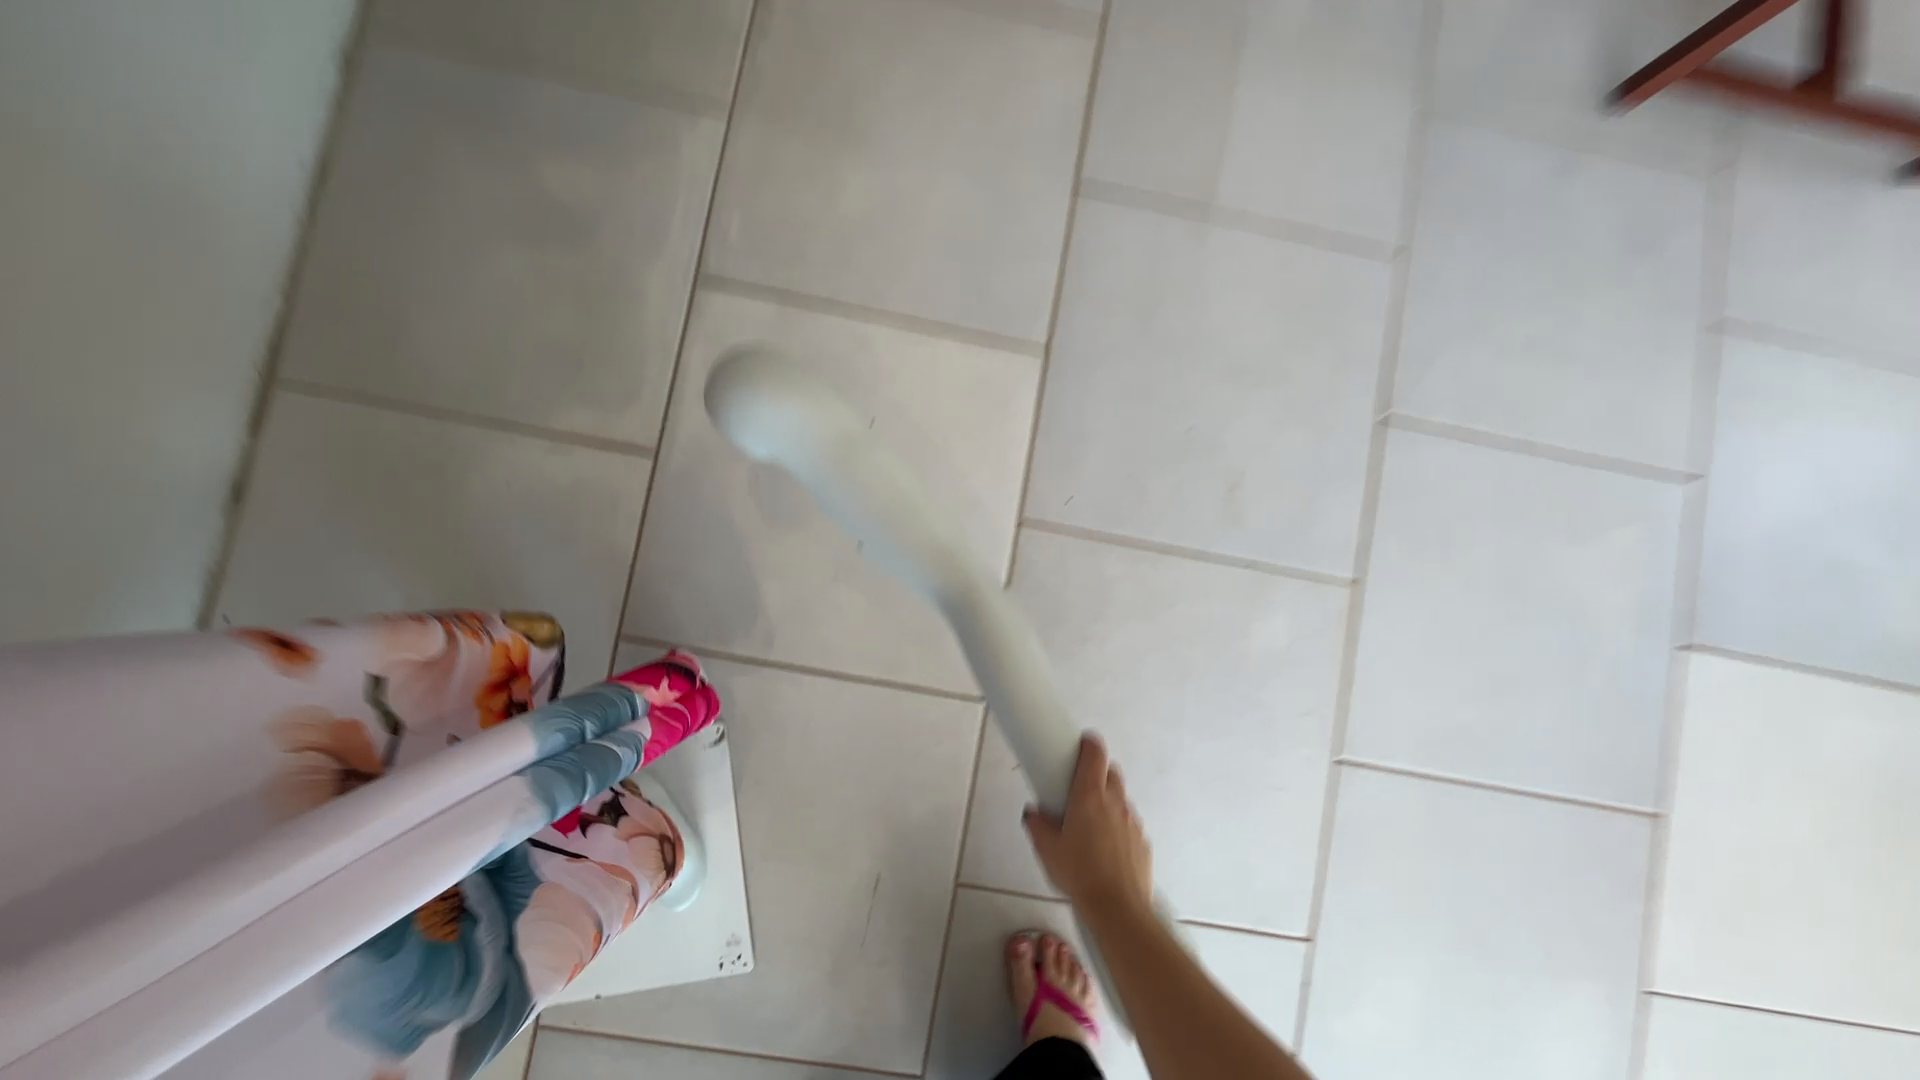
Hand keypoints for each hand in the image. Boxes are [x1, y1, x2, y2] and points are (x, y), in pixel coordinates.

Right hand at [1023, 734, 1153, 917]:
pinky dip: (1118, 827)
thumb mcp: (1047, 850)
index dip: (1089, 743)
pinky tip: (1105, 849)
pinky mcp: (1142, 841)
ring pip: (1120, 799)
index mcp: (1089, 796)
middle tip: (1079, 789)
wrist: (1117, 907)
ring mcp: (1132, 821)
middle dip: (1097, 773)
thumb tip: (1033, 814)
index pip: (1095, 753)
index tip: (1081, 743)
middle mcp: (1114, 802)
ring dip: (1107, 802)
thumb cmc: (1079, 874)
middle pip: (1110, 772)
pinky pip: (1128, 824)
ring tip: (1089, 825)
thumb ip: (1037, 825)